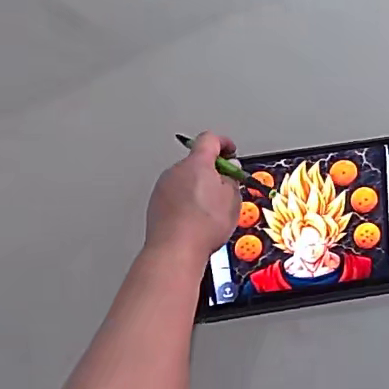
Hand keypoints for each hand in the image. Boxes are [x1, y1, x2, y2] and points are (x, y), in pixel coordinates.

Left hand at [146, 132, 241, 262]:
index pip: (210, 139)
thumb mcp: (232, 200)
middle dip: (211, 170)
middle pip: (196, 160)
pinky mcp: (156, 203)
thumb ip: (232, 179)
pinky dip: (186, 200)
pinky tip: (196, 217)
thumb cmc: (202, 225)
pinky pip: (175, 194)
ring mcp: (163, 186)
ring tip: (211, 208)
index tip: (230, 150)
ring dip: (198, 187)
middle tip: (225, 185)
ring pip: (185, 179)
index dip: (223, 143)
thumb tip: (229, 174)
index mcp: (197, 163)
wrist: (175, 249)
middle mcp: (176, 170)